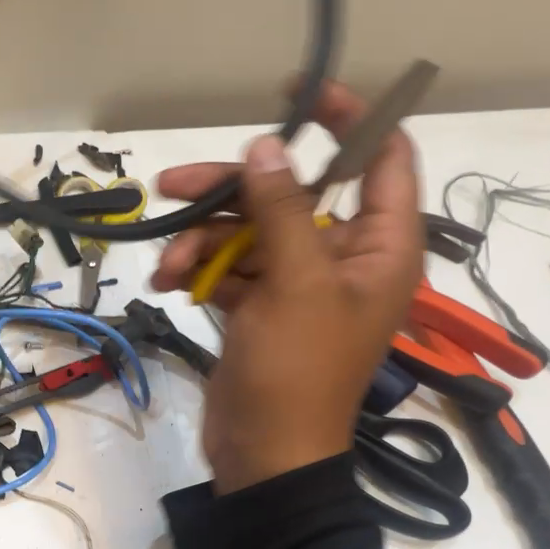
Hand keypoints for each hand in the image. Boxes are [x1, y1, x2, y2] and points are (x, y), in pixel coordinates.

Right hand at [151, 82, 424, 492]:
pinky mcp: (259, 308)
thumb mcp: (295, 284)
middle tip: (172, 183)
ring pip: (248, 233)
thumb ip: (284, 211)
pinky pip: (228, 270)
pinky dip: (198, 273)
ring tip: (167, 267)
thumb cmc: (297, 371)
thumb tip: (266, 148)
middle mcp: (344, 256)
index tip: (295, 97)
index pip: (381, 158)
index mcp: (382, 244)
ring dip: (202, 243)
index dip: (346, 119)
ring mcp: (297, 283)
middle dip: (230, 192)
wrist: (265, 452)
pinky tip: (170, 286)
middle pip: (291, 194)